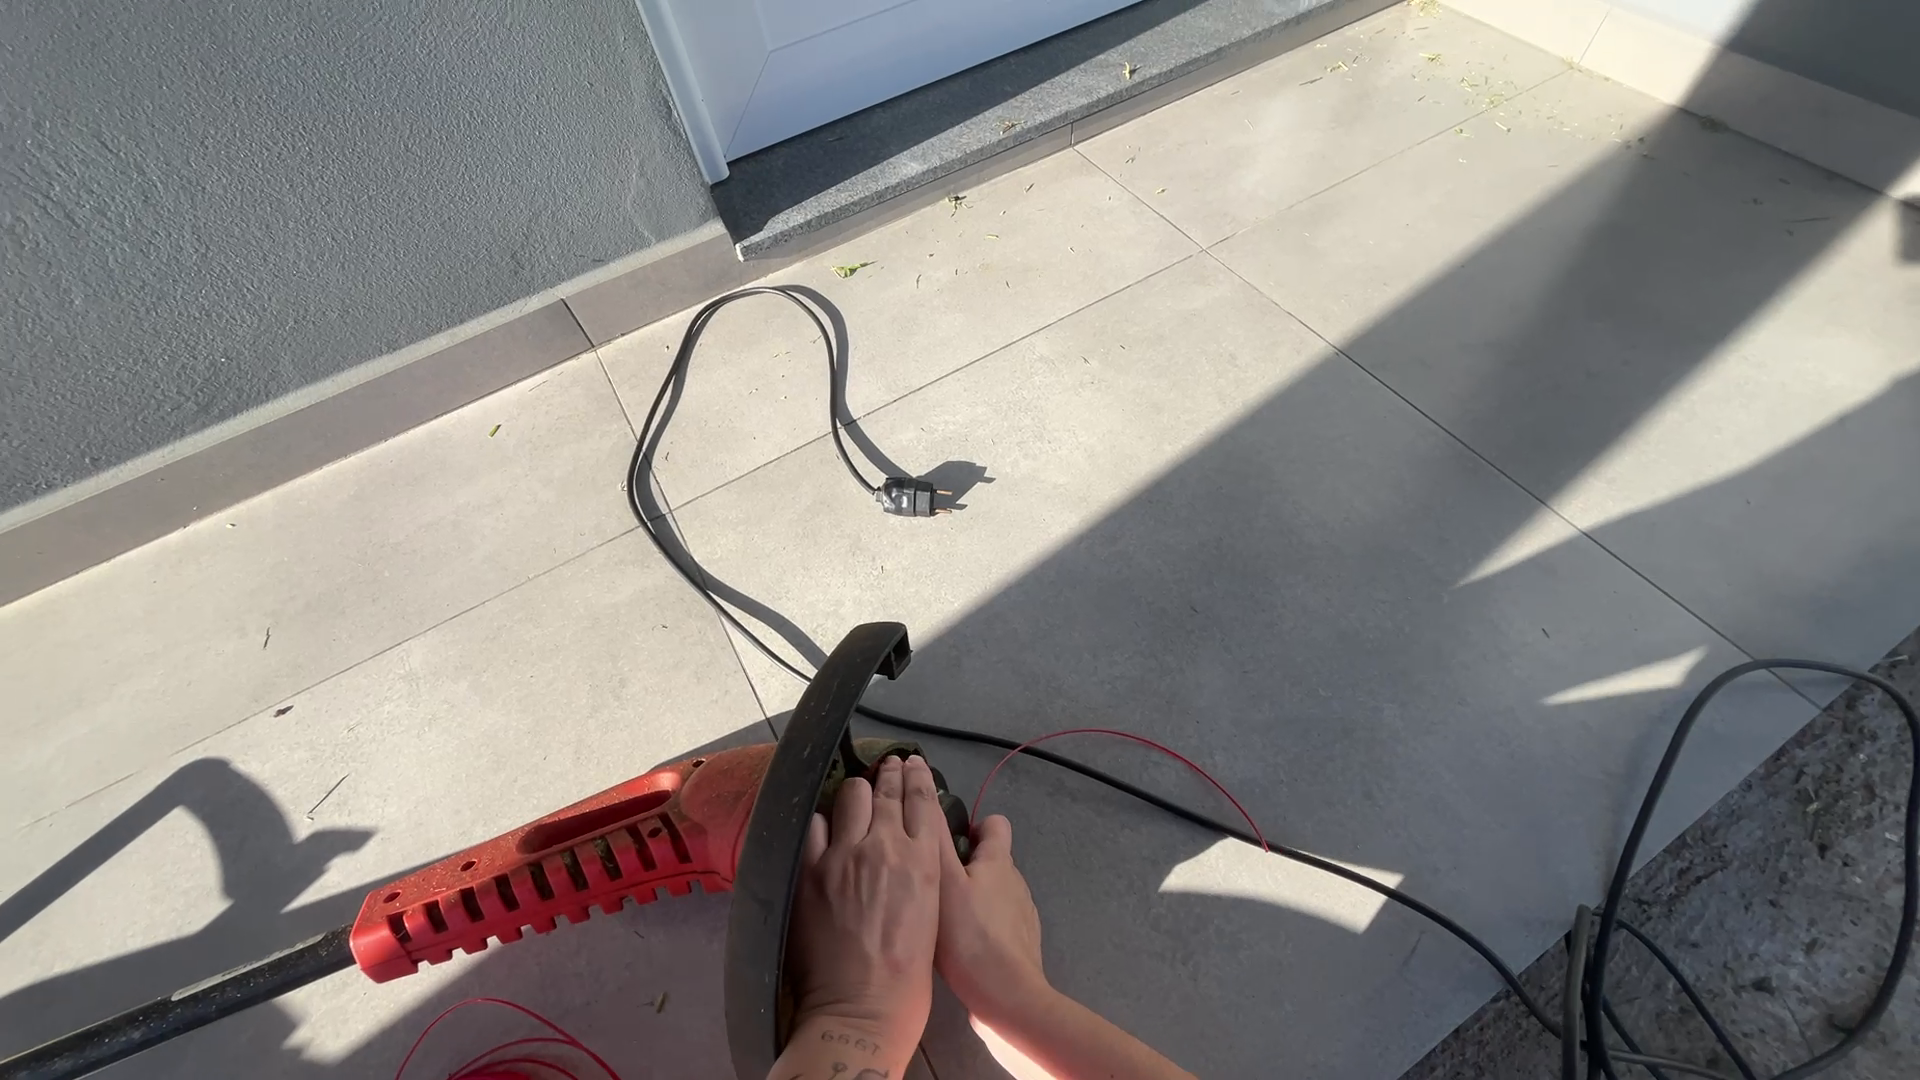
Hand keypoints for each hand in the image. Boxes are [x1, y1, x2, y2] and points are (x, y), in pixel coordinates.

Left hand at [787, 755, 946, 1057]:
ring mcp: (844, 854)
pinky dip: (820, 823)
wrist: (862, 1009)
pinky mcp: (811, 870)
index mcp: (922, 859)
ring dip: (855, 793)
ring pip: (850, 796)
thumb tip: (907, 849)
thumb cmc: (908, 974)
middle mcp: (884, 845)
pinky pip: (813, 826)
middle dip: (887, 773)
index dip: (916, 775)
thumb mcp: (931, 910)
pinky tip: (823, 828)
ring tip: (854, 794)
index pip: (920, 799)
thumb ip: (918, 869)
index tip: (912, 762)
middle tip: (887, 765)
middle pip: (885, 790)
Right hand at [935, 813, 1049, 1022]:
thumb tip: (930, 795)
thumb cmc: (971, 936)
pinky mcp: (1021, 945)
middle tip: (932, 886)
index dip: (973, 826)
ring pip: (993, 893)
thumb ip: (936, 839)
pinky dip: (981, 929)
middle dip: (964, 867)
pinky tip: (960, 950)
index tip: (947, 843)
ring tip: (940, 921)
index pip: (994, 823)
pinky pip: (998, 924)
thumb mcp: (943, 882)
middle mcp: (1015, 881)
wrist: (1008, 1000)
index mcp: (998, 860)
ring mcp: (1022, 914)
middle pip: (990, 860)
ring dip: (971, 899)